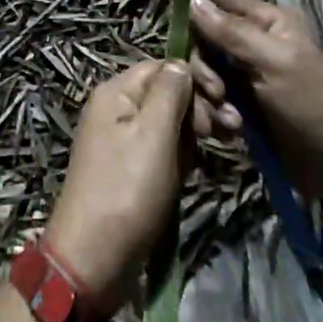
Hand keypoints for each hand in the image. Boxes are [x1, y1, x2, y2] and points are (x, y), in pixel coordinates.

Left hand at [45, 60, 219, 303]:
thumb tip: (182, 64)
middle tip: (228, 129)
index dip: (195, 79)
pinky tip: (191, 170)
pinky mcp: (129, 167)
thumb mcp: (153, 133)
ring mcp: (121, 139)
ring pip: (167, 122)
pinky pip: (160, 149)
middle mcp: (116, 108)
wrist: (94, 257)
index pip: (163, 66)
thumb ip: (170, 91)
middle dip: (198, 108)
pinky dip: (178, 156)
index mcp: (116, 91)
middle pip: (166, 93)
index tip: (222, 101)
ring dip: (192, 134)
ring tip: (218, 148)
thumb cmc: (127, 189)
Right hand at [151, 0, 322, 203]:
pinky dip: (214, 113)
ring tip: (231, 121)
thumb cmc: (317, 107)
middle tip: (218, 94)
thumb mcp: (277, 65)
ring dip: (208, 95)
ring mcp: (244, 72)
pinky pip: (210, 98)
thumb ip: (233, 33)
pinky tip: (230, 132)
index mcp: (265, 19)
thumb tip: (194, 1)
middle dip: (201, 65)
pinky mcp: (240, 102)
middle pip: (201, 36)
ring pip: (202, 69)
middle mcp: (250, 40)